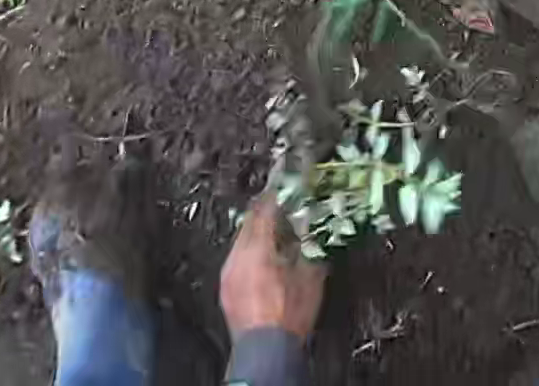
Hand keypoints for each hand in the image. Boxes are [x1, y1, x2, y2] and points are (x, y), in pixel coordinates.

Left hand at [219, 193, 326, 340]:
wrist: (266, 355)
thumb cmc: (289, 316)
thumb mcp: (310, 273)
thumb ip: (310, 242)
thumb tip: (312, 222)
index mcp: (258, 250)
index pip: (265, 208)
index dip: (278, 193)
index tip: (288, 184)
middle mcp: (237, 258)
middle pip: (250, 219)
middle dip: (267, 208)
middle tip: (283, 201)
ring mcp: (228, 273)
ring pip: (242, 236)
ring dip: (259, 228)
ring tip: (277, 226)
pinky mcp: (226, 287)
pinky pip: (238, 254)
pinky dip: (251, 246)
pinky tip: (266, 252)